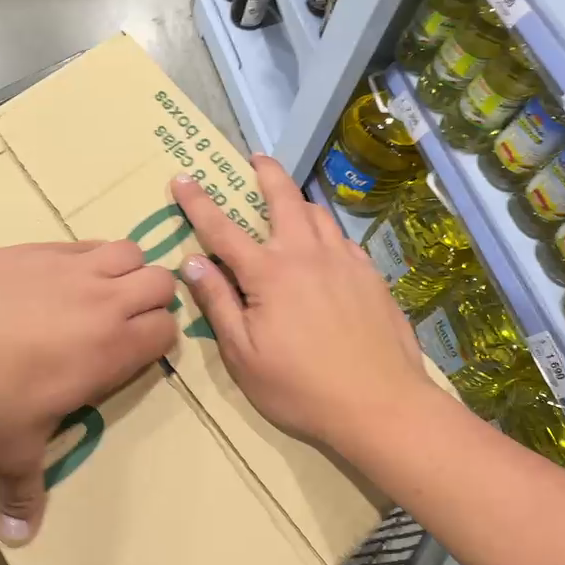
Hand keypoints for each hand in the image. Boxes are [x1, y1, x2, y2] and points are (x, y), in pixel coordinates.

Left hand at [0, 241, 176, 545]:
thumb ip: (27, 492)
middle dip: (152, 297)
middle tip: (125, 317)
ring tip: (99, 289)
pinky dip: (85, 256)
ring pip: (126, 251)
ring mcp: (72, 267)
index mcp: (112, 349)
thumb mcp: (13, 452)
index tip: (136, 351)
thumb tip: (21, 537)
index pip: (166, 330)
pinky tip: (58, 277)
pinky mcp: (40, 247)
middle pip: (160, 280)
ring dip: (124, 267)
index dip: (158, 339)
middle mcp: (103, 301)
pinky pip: (82, 243)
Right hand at [172, 156, 433, 453]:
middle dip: (267, 172)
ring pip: (317, 213)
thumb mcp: (244, 356)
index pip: (222, 228)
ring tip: (290, 202)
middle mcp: (305, 254)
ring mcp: (343, 261)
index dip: (198, 201)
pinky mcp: (371, 275)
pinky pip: (342, 239)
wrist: (383, 407)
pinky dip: (326, 232)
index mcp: (269, 273)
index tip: (182, 177)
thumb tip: (192, 261)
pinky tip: (326, 248)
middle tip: (257, 158)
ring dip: (298, 200)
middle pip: (283, 198)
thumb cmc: (302, 389)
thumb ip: (218, 303)